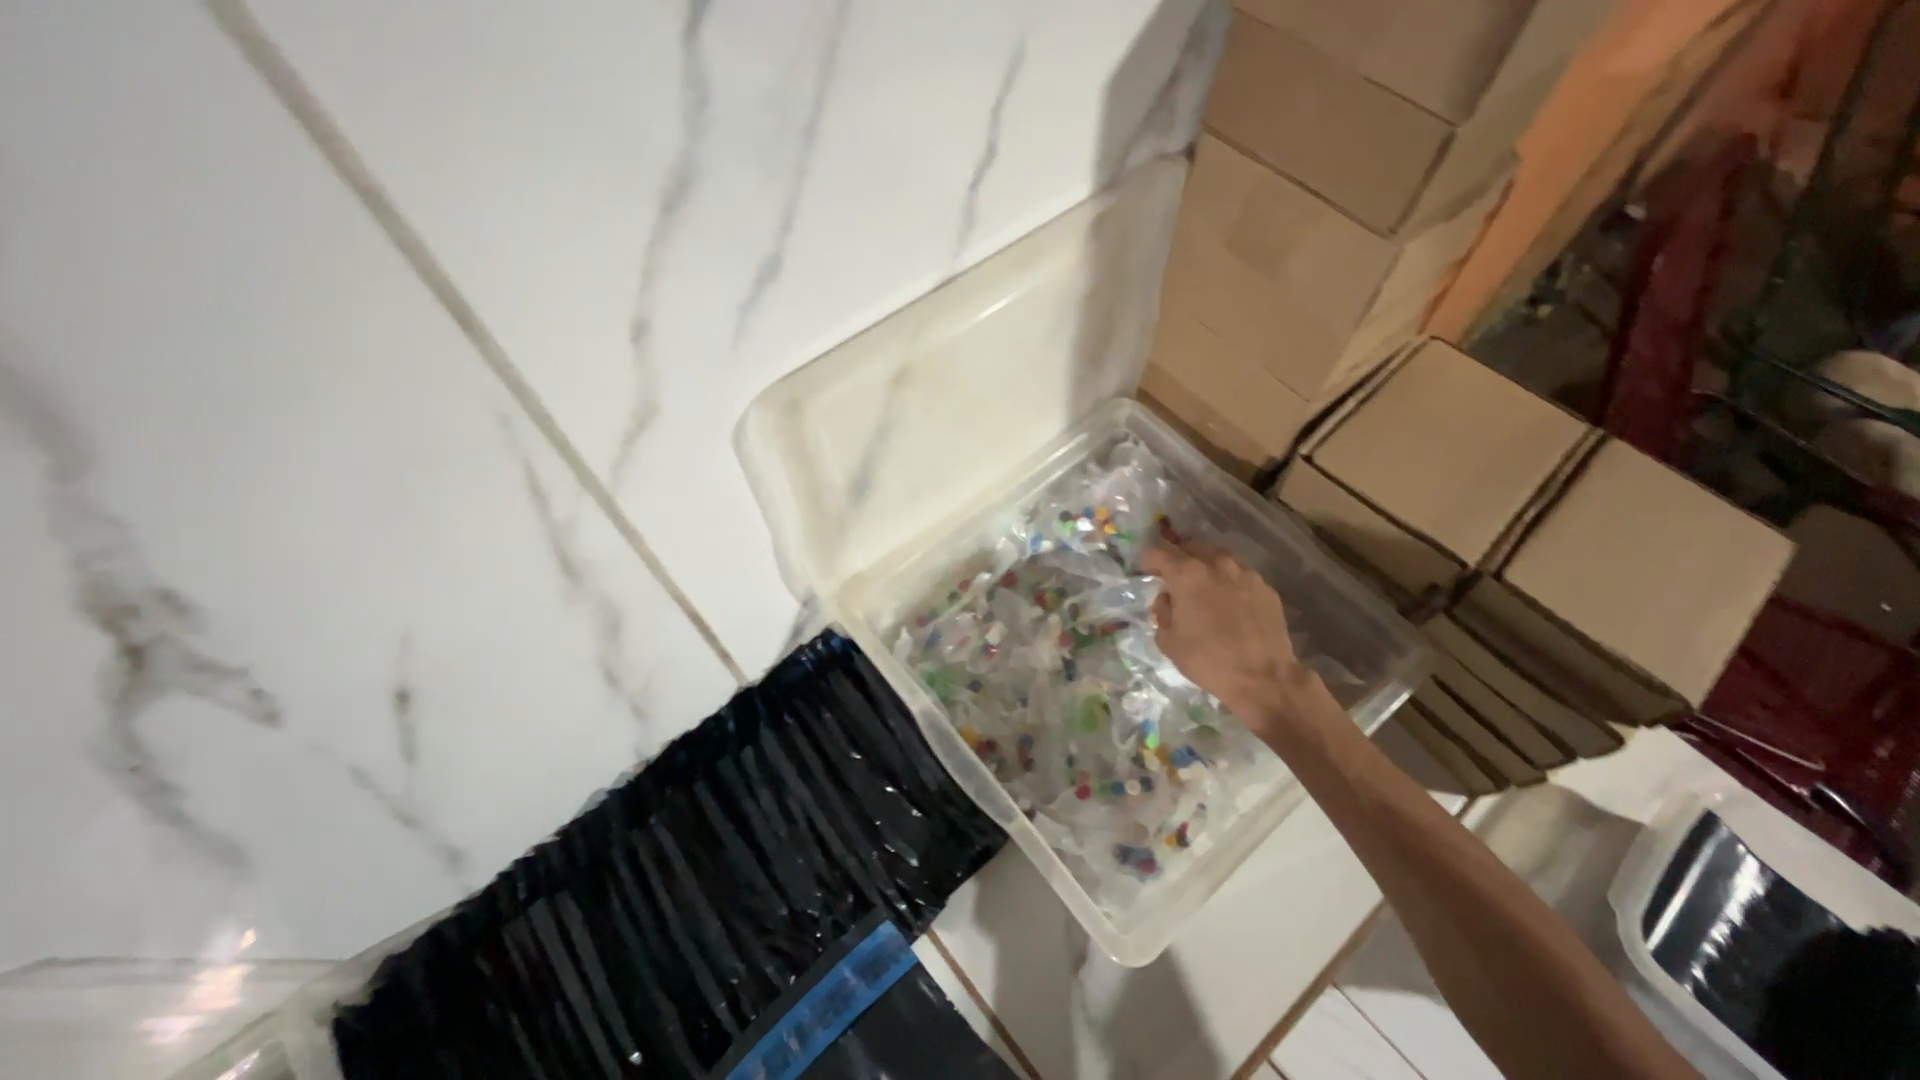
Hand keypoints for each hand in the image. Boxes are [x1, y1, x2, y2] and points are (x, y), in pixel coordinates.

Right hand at [1140, 537, 1318, 732]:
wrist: (1263, 678)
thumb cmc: (1208, 660)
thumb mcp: (1169, 641)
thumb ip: (1162, 611)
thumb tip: (1167, 598)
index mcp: (1187, 574)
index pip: (1157, 552)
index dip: (1147, 560)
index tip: (1145, 570)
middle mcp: (1216, 563)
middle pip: (1190, 547)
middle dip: (1177, 558)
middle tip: (1172, 577)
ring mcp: (1245, 573)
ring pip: (1218, 557)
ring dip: (1204, 566)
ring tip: (1202, 587)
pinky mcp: (1266, 587)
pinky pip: (1240, 575)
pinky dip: (1228, 582)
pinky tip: (1229, 603)